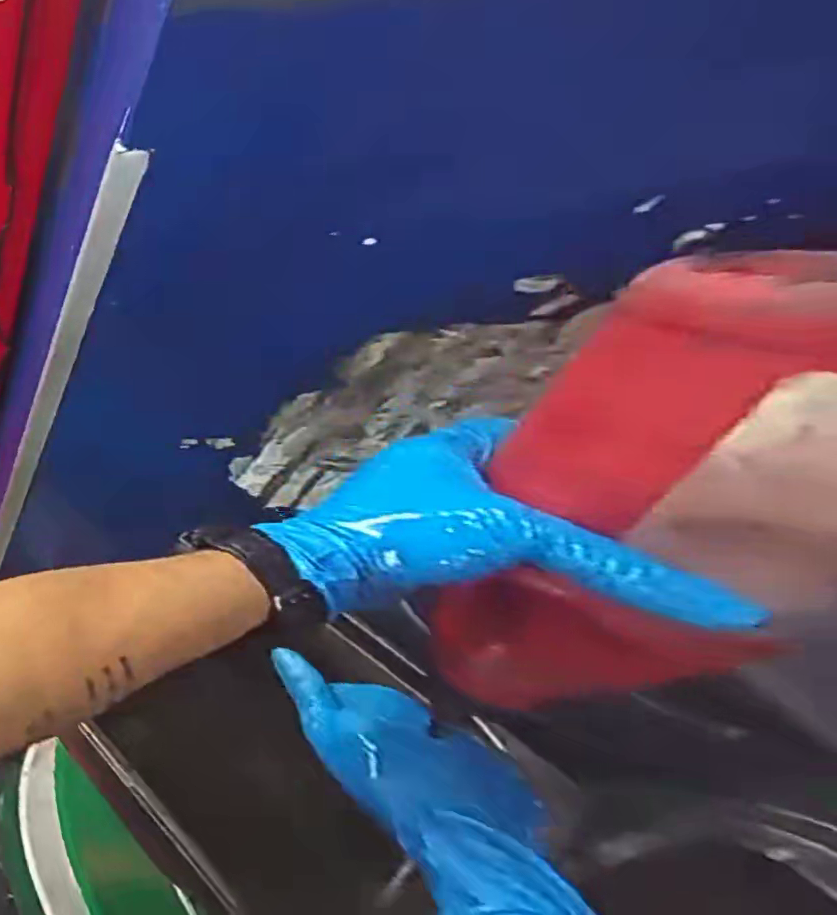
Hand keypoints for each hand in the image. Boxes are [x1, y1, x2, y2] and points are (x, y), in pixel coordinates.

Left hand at [253, 419, 765, 627]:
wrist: (335, 563)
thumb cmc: (412, 527)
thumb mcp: (507, 530)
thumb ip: (589, 555)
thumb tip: (697, 596)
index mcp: (447, 446)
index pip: (520, 436)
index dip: (571, 455)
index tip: (626, 483)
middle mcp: (428, 466)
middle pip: (509, 478)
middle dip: (556, 502)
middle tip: (619, 530)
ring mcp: (413, 501)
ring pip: (488, 512)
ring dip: (527, 532)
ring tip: (589, 558)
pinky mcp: (407, 536)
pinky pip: (467, 540)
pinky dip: (500, 555)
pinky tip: (537, 578)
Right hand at [272, 649, 596, 914]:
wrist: (454, 833)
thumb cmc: (381, 777)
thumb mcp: (328, 732)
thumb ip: (308, 693)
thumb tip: (283, 653)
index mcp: (391, 702)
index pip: (368, 694)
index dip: (354, 707)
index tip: (343, 723)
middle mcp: (434, 717)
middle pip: (407, 717)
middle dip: (394, 726)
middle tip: (377, 750)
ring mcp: (473, 749)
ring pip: (444, 742)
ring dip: (430, 750)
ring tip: (414, 773)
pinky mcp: (506, 783)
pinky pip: (479, 771)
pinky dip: (465, 776)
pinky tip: (452, 795)